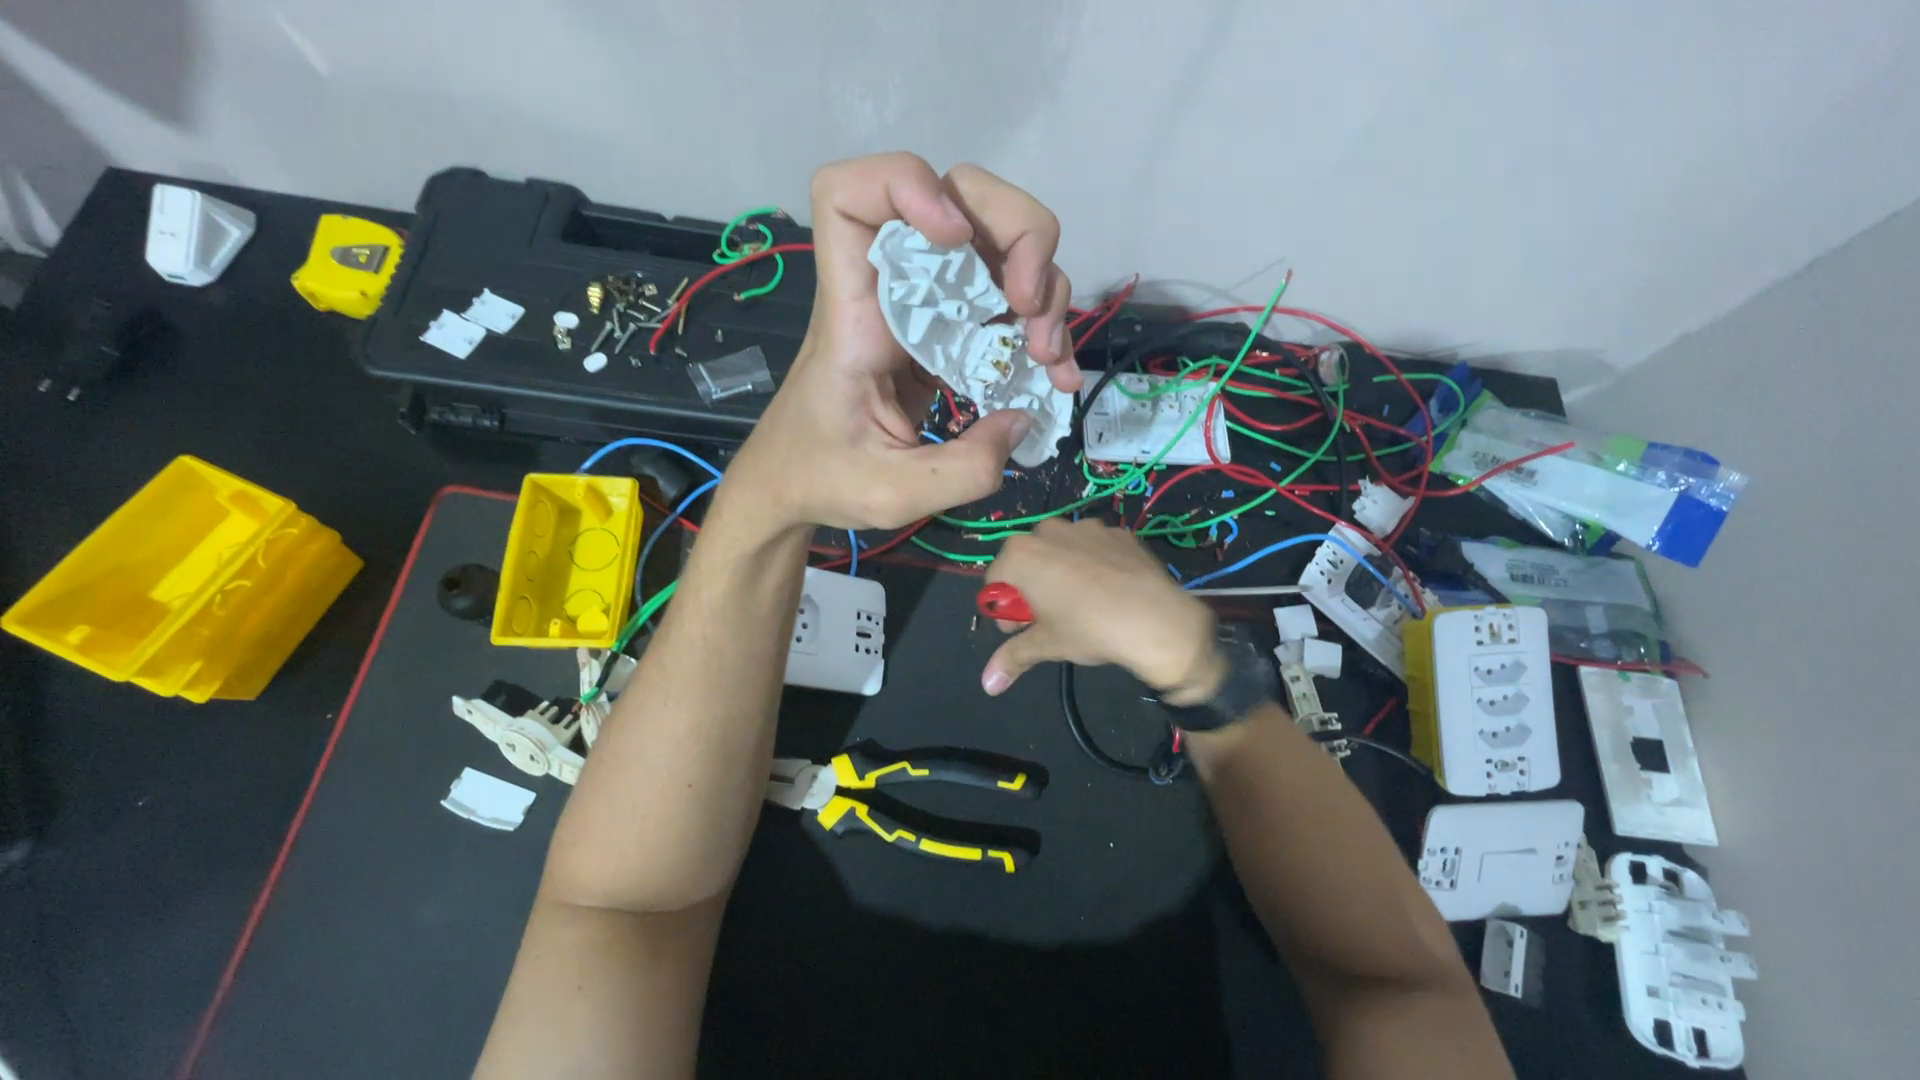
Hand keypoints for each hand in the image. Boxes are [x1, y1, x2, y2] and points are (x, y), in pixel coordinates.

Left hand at [727, 152, 1080, 529]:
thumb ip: (964, 470)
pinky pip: (1004, 299)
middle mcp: (891, 291)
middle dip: (1017, 233)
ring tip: (1047, 358)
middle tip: (1031, 308)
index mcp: (854, 314)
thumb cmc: (822, 479)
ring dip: (1042, 286)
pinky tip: (1054, 374)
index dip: (905, 185)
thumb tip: (1023, 419)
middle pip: (959, 195)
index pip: (849, 195)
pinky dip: (1039, 325)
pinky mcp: (947, 331)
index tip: (955, 238)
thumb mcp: (891, 494)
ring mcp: (925, 306)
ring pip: (995, 244)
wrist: (795, 487)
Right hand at [980, 519, 1222, 701]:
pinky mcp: (1118, 532)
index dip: (1004, 610)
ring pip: (1061, 551)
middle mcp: (1048, 531)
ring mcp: (1086, 527)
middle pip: (1026, 561)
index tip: (1020, 630)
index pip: (995, 582)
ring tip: (1082, 606)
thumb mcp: (1047, 645)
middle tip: (1049, 619)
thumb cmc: (1089, 629)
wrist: (1156, 619)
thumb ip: (1012, 658)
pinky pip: (1094, 549)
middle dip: (1031, 588)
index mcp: (1021, 554)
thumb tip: (988, 685)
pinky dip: (1093, 566)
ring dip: (1061, 573)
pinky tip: (1109, 592)